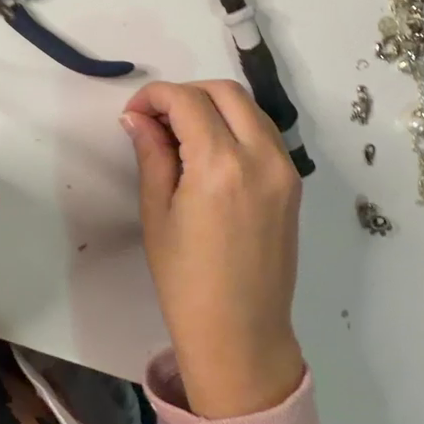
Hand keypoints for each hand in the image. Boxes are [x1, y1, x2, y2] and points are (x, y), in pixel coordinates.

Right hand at [121, 80, 303, 417]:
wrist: (239, 330)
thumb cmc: (185, 281)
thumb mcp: (157, 215)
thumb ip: (151, 157)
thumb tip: (137, 119)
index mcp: (220, 165)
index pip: (187, 102)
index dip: (154, 96)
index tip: (132, 113)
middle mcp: (261, 156)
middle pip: (226, 92)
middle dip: (185, 94)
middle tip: (154, 119)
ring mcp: (284, 169)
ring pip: (249, 109)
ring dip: (212, 107)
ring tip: (178, 136)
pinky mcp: (292, 184)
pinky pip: (263, 135)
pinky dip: (234, 128)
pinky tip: (206, 154)